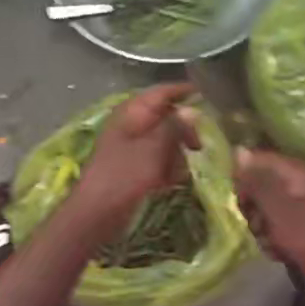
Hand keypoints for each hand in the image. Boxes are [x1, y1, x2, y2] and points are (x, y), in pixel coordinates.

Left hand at [70, 84, 200, 234]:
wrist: (96, 213)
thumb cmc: (124, 176)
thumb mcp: (153, 148)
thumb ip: (174, 127)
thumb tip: (192, 110)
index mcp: (131, 113)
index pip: (161, 92)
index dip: (183, 91)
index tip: (208, 95)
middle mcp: (130, 125)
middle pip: (164, 117)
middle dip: (183, 130)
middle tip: (199, 145)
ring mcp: (130, 147)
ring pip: (163, 140)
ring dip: (176, 152)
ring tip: (181, 168)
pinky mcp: (131, 167)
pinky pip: (157, 160)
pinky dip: (166, 167)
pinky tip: (171, 181)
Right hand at [233, 148, 304, 278]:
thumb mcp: (277, 208)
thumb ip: (256, 181)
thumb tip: (237, 149)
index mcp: (293, 173)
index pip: (255, 161)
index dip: (242, 178)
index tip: (241, 198)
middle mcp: (294, 185)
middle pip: (255, 187)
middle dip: (251, 208)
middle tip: (258, 223)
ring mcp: (295, 206)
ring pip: (259, 209)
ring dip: (259, 227)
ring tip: (271, 241)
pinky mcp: (294, 226)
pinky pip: (269, 226)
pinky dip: (270, 239)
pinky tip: (277, 251)